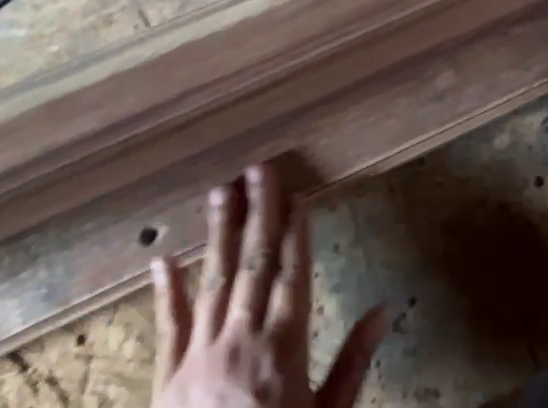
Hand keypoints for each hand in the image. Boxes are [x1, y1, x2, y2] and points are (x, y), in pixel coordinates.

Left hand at [152, 163, 387, 407]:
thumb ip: (352, 362)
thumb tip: (385, 309)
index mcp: (284, 349)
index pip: (293, 273)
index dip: (296, 230)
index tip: (297, 193)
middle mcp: (240, 341)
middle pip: (253, 264)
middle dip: (258, 213)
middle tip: (258, 168)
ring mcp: (198, 358)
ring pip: (213, 281)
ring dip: (218, 233)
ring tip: (220, 190)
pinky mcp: (165, 380)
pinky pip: (167, 327)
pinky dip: (165, 293)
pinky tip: (162, 259)